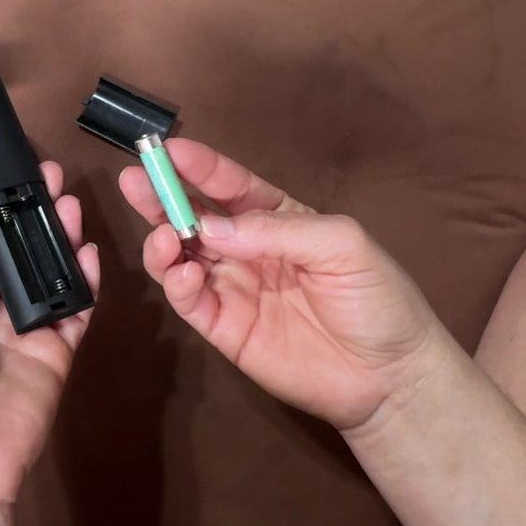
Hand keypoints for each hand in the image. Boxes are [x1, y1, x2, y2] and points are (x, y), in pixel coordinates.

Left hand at [0, 161, 100, 507]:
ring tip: (72, 203)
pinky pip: (75, 313)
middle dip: (34, 218)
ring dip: (61, 239)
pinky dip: (86, 283)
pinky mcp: (55, 356)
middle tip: (54, 178)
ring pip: (49, 276)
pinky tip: (89, 251)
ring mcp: (23, 334)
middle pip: (16, 256)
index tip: (14, 177)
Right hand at [119, 139, 441, 433]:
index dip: (200, 167)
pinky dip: (175, 284)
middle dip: (163, 196)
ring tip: (162, 235)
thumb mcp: (341, 245)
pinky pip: (189, 300)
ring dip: (163, 241)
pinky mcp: (224, 328)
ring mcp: (233, 288)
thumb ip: (276, 230)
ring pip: (182, 256)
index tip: (168, 150)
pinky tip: (179, 272)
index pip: (231, 186)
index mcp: (278, 218)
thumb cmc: (377, 299)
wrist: (391, 376)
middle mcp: (247, 248)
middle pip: (195, 215)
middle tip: (134, 179)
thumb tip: (211, 225)